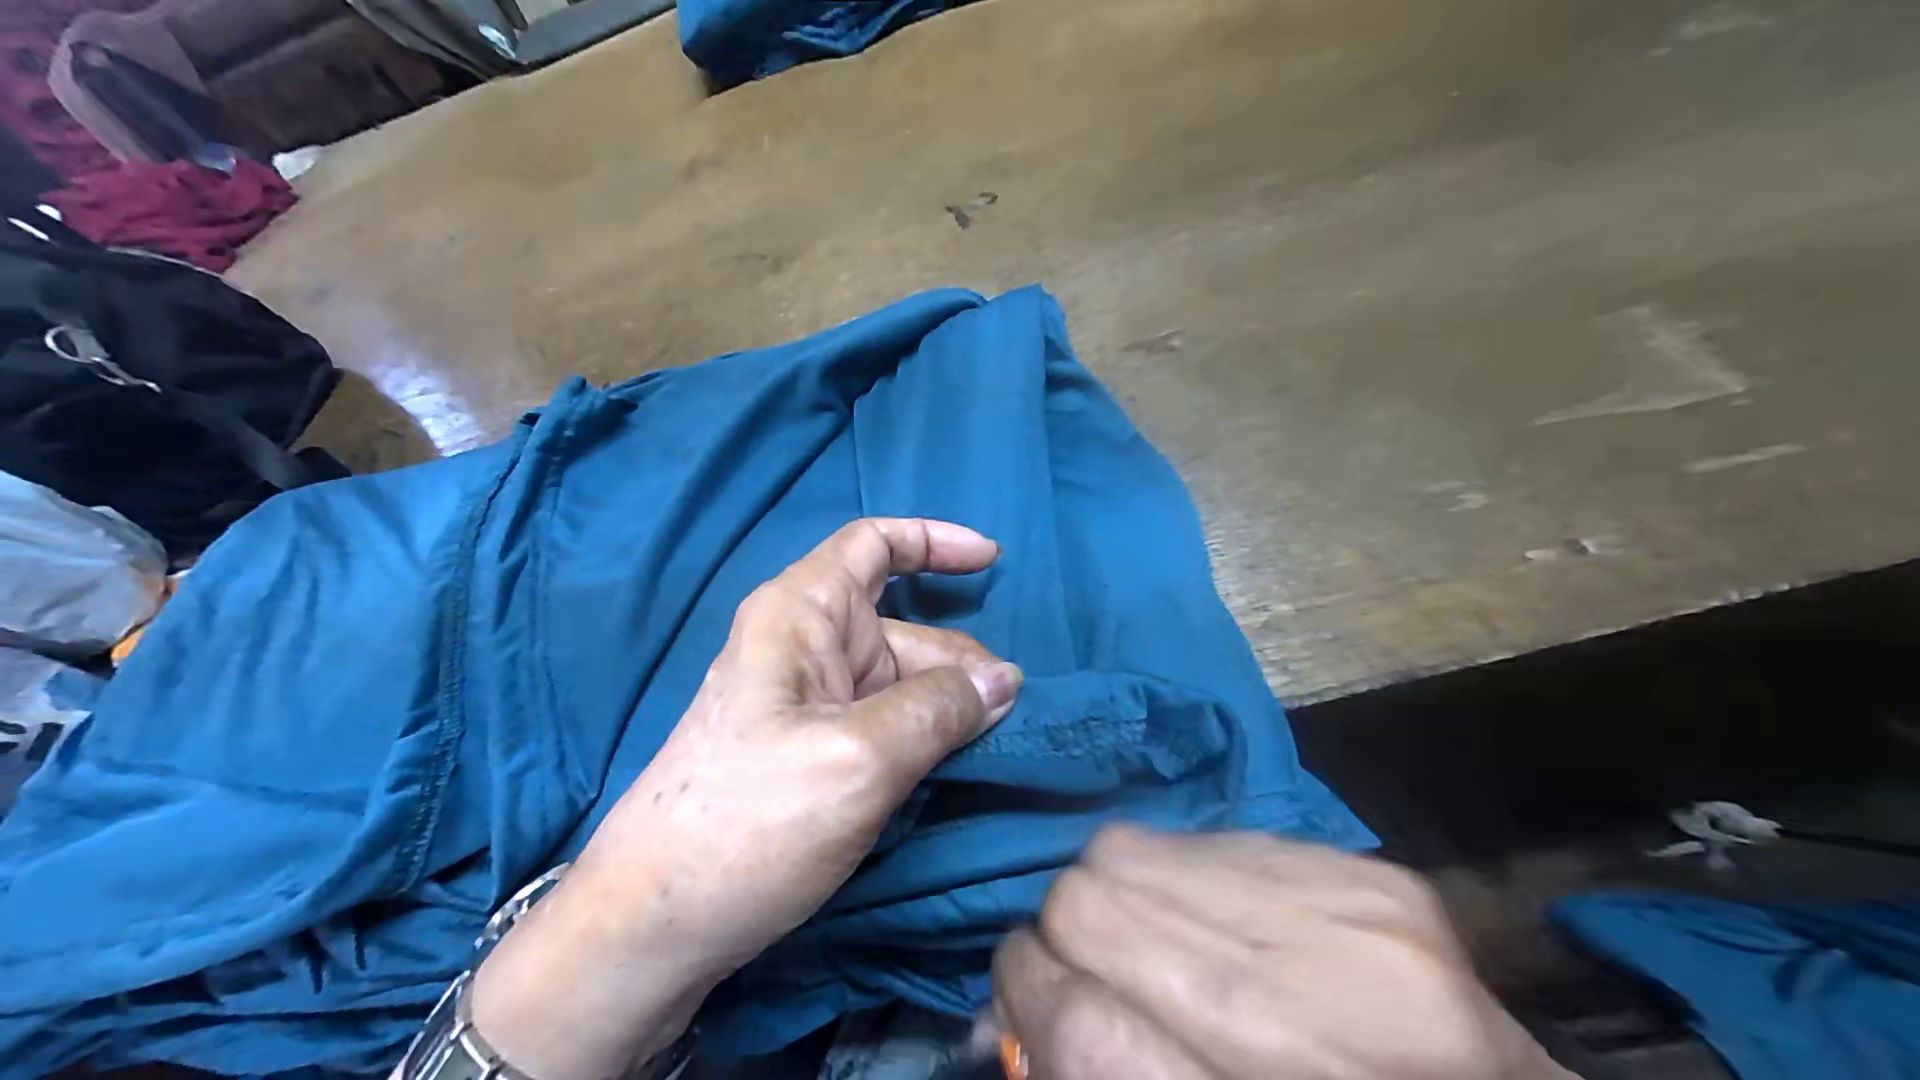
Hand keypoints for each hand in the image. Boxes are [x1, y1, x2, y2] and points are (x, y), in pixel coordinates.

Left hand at [469, 518, 1022, 1079]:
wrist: (657, 926)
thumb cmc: (752, 822)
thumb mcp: (860, 758)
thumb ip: (939, 710)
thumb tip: (1005, 681)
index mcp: (802, 614)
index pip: (873, 545)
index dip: (934, 540)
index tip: (993, 561)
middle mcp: (806, 644)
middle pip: (905, 629)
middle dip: (960, 663)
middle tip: (1009, 717)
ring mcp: (810, 700)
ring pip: (902, 681)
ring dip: (950, 708)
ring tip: (994, 747)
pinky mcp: (815, 747)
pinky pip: (888, 721)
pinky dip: (927, 735)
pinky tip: (957, 763)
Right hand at [993, 827, 1573, 1079]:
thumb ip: (1094, 1065)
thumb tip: (1000, 1010)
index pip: (1085, 1028)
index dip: (1026, 1001)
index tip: (1016, 996)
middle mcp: (1323, 1016)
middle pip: (1092, 905)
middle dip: (1059, 936)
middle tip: (1079, 967)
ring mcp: (1361, 925)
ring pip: (1133, 849)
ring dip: (1116, 899)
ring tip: (1148, 940)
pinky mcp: (1375, 874)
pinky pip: (1204, 839)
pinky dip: (1180, 879)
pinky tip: (1215, 922)